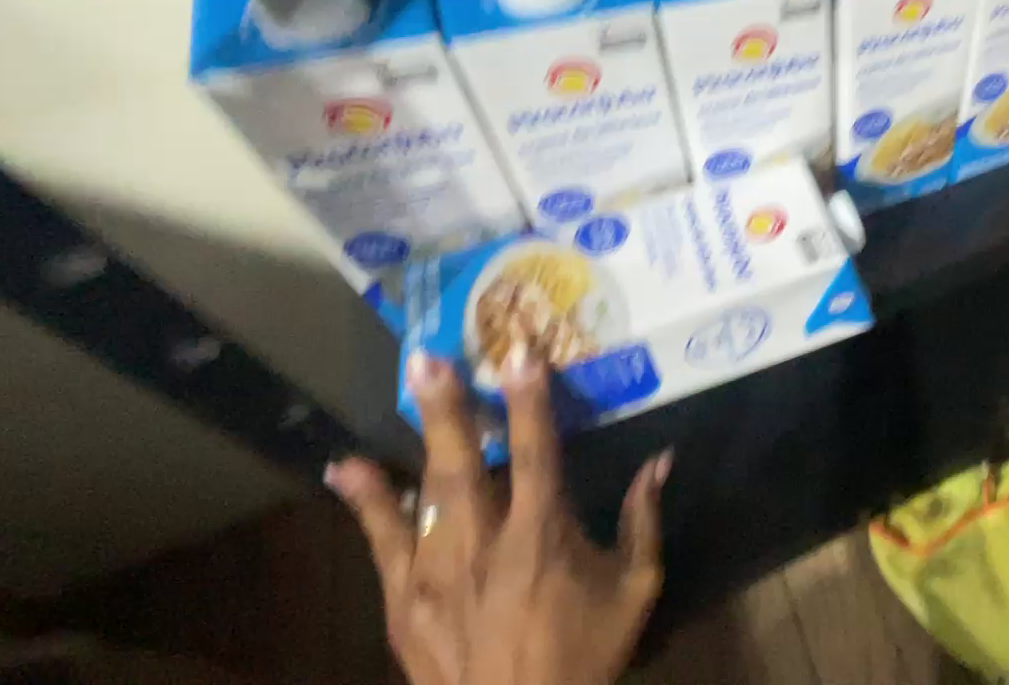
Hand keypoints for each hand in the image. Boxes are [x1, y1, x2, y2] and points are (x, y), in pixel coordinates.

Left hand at [325, 348, 671, 684]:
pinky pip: (382, 541)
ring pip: (424, 491)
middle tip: (431, 357)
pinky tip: (346, 468)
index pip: (538, 454)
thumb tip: (661, 460)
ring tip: (408, 382)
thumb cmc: (583, 654)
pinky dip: (367, 501)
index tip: (523, 354)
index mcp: (543, 538)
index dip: (531, 402)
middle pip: (464, 465)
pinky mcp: (402, 604)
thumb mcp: (636, 588)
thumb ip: (644, 519)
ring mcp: (433, 576)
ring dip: (418, 434)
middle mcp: (483, 547)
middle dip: (451, 407)